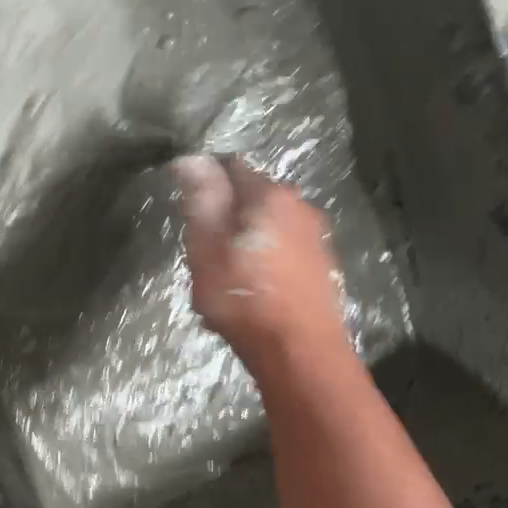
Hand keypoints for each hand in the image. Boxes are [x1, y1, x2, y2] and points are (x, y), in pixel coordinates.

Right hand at [174, 154, 347, 366]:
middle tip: (200, 246)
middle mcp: (300, 206)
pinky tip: (251, 284)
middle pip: (252, 196)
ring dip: (245, 236)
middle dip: (225, 213)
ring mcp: (316, 236)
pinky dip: (263, 255)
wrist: (298, 349)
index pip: (231, 167)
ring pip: (269, 223)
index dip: (205, 182)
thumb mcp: (206, 248)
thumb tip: (190, 158)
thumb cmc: (242, 298)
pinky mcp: (321, 264)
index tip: (186, 209)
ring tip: (223, 269)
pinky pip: (283, 246)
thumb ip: (201, 200)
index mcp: (269, 196)